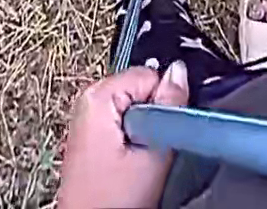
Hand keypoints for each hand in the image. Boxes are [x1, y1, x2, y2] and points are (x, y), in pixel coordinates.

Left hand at [56, 61, 189, 208]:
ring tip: (137, 163)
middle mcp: (88, 98)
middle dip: (152, 118)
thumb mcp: (150, 157)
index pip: (148, 74)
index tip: (163, 132)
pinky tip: (128, 166)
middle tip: (148, 154)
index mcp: (98, 95)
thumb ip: (167, 109)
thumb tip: (179, 71)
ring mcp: (87, 116)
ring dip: (143, 131)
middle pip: (139, 90)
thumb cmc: (109, 203)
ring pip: (133, 108)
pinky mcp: (90, 135)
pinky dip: (132, 140)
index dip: (164, 103)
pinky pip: (122, 123)